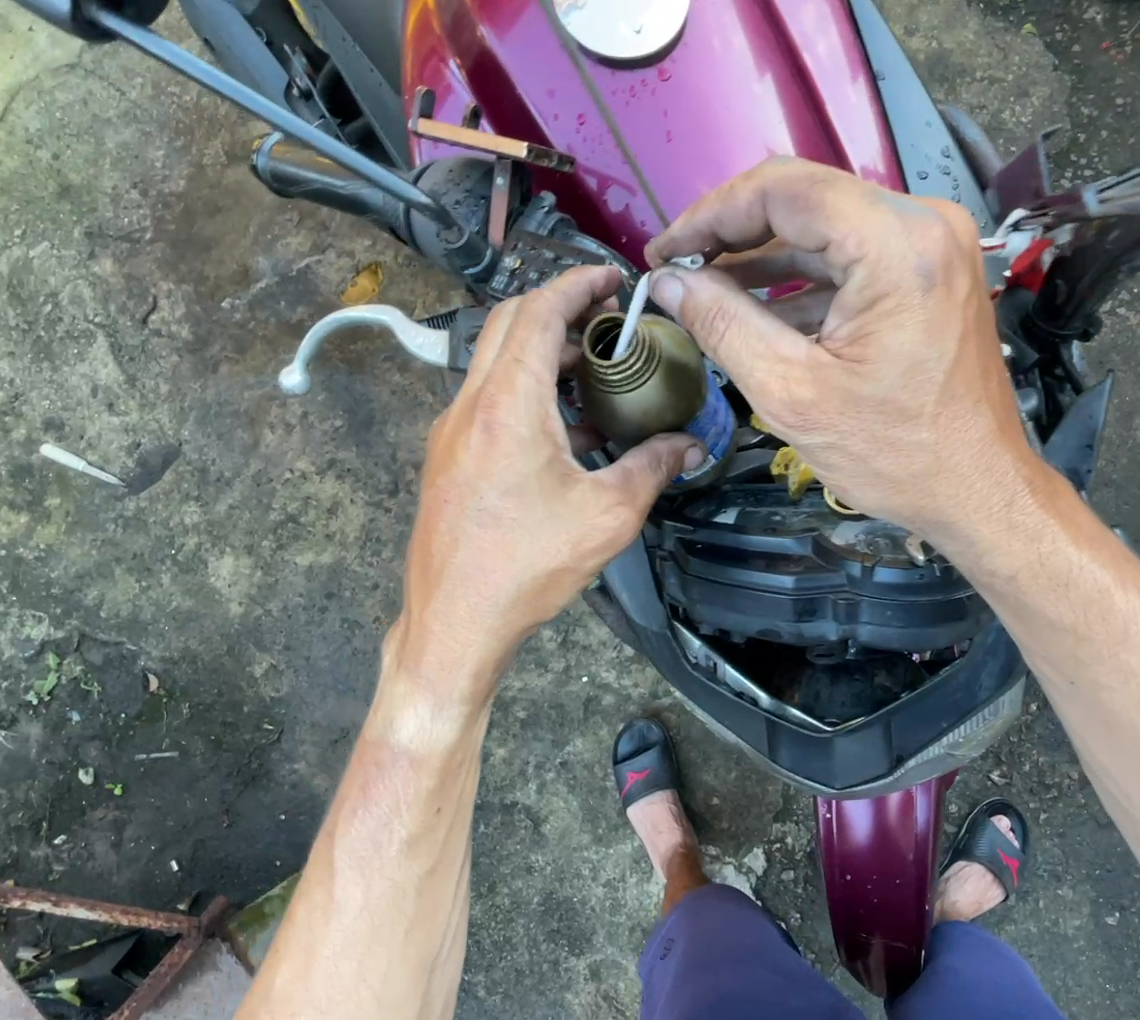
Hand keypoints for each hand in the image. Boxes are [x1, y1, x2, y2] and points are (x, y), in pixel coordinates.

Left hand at [393, 267, 702, 701]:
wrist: (454, 619)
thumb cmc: (529, 564)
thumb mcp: (608, 514)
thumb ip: (653, 467)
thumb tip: (692, 446)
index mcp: (508, 404)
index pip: (538, 312)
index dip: (577, 285)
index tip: (614, 280)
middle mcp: (470, 404)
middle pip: (508, 324)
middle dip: (559, 308)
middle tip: (608, 319)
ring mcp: (451, 430)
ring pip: (493, 361)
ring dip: (541, 351)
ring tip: (594, 370)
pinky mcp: (447, 457)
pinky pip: (487, 399)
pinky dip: (524, 389)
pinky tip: (564, 427)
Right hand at [646, 158, 1051, 545]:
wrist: (977, 489)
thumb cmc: (894, 453)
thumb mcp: (793, 393)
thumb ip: (724, 326)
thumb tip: (669, 283)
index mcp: (896, 244)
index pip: (783, 189)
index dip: (710, 215)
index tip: (664, 252)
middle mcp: (924, 224)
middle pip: (804, 200)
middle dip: (732, 234)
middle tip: (677, 270)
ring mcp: (933, 245)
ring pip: (825, 229)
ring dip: (763, 259)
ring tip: (704, 292)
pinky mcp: (931, 272)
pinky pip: (852, 258)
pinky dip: (802, 281)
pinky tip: (756, 309)